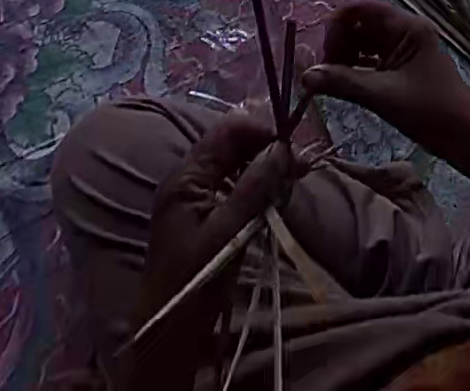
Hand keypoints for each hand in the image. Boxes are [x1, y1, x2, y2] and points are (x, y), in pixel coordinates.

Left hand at [133, 112, 298, 339]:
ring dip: (267, 168)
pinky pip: (238, 187)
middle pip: (234, 146)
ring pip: (239, 166)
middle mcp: (191, 179)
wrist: (168, 340)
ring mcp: (198, 198)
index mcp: (186, 177)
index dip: (260, 130)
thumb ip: (254, 186)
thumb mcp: (227, 233)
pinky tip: (278, 196)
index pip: (227, 131)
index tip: (292, 145)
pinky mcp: (208, 216)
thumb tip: (282, 147)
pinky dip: (260, 187)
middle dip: (268, 148)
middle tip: (301, 166)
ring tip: (294, 180)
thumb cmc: (193, 283)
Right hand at [302, 2, 469, 154]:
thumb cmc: (431, 111)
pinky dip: (354, 70)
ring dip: (344, 58)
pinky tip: (341, 85)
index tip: (324, 52)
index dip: (338, 23)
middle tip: (324, 72)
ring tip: (330, 81)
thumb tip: (305, 75)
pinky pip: (370, 60)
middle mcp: (404, 32)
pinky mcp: (401, 69)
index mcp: (407, 27)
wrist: (467, 138)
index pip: (363, 9)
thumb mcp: (383, 96)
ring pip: (363, 43)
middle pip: (360, 25)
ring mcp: (403, 51)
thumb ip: (343, 82)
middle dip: (338, 43)